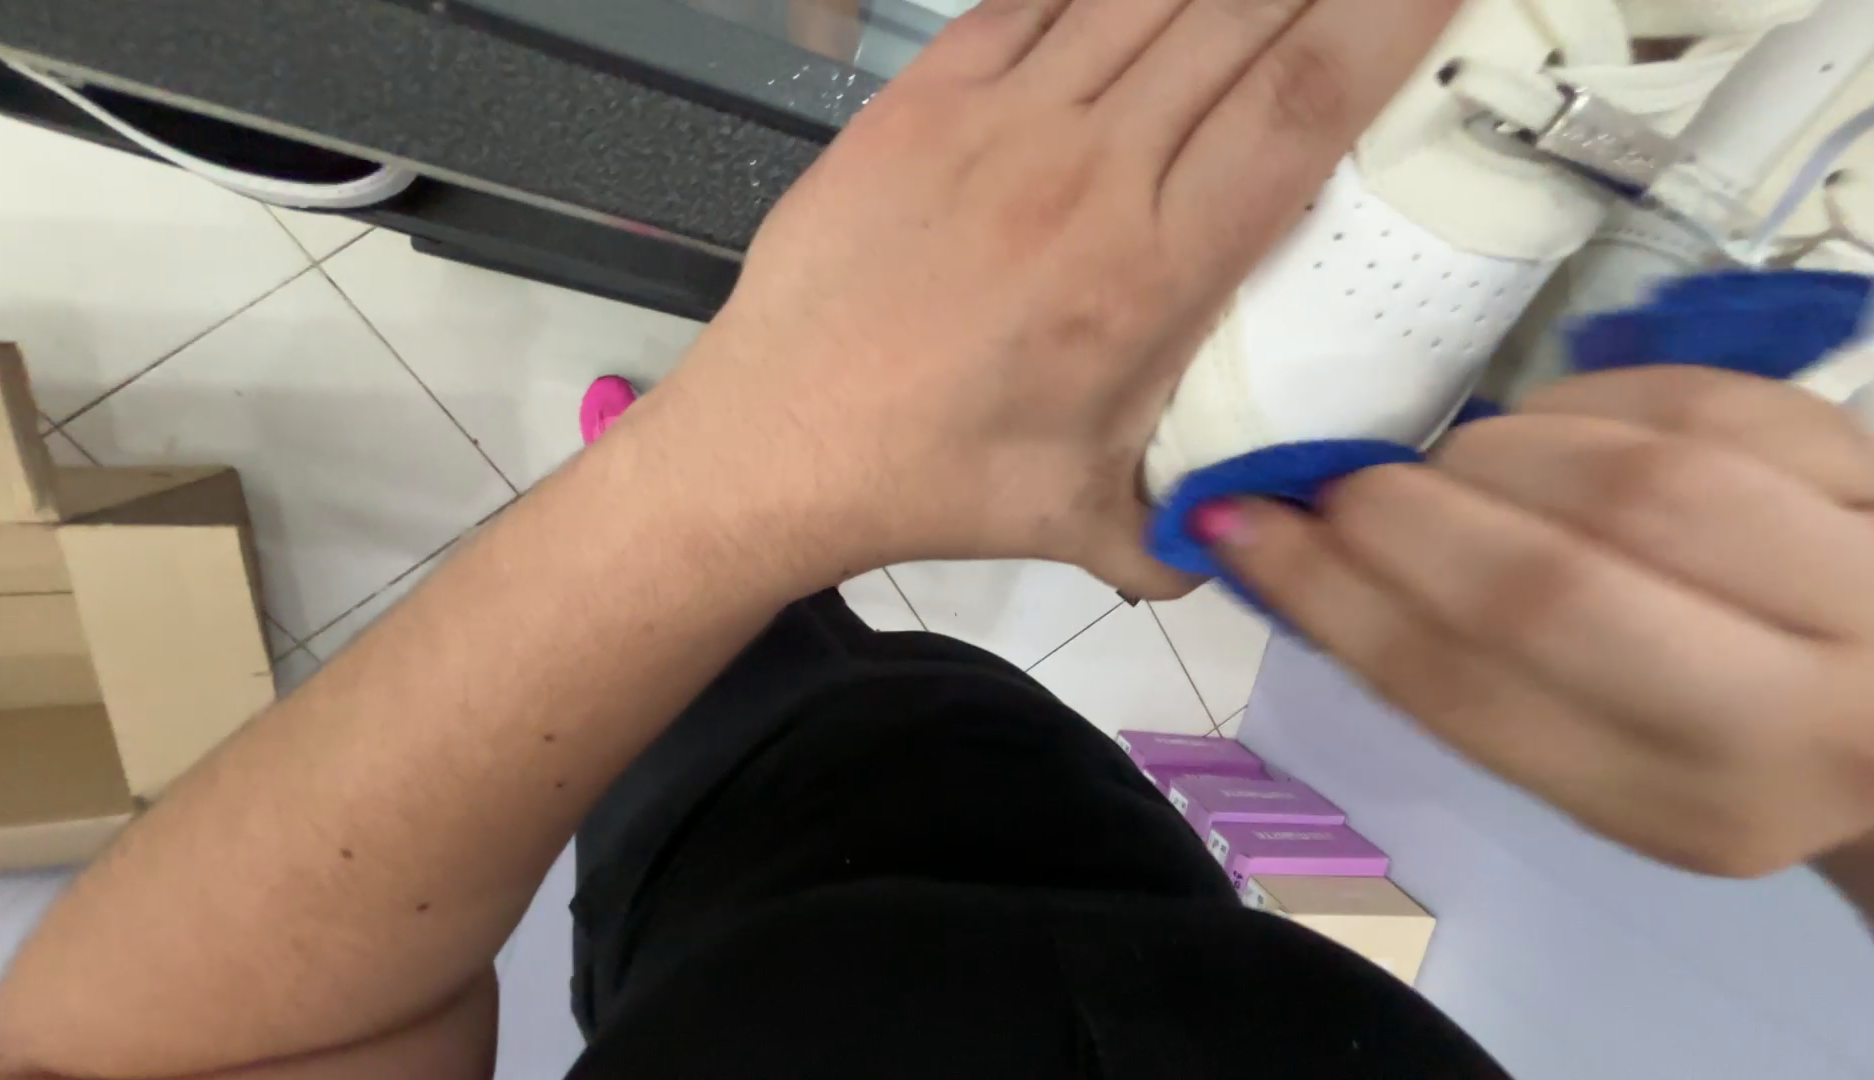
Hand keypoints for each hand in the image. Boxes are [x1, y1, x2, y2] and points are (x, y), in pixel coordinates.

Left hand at [635, 0, 1459, 597]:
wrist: (782, 441)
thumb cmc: (930, 482)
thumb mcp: (1074, 525)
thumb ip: (1171, 539)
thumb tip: (1232, 554)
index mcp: (1143, 275)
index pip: (1299, 108)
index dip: (1388, 17)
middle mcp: (1085, 172)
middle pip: (1240, 18)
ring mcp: (994, 123)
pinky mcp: (918, 103)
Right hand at [1217, 366, 1873, 879]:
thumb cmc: (1681, 718)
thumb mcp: (1553, 730)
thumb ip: (1424, 647)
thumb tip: (1270, 539)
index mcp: (1670, 803)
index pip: (1453, 686)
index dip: (1323, 590)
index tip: (1235, 523)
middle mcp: (1803, 729)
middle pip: (1543, 592)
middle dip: (1400, 517)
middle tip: (1349, 489)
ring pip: (1631, 485)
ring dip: (1495, 456)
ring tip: (1466, 469)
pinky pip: (1709, 404)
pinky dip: (1588, 402)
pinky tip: (1562, 432)